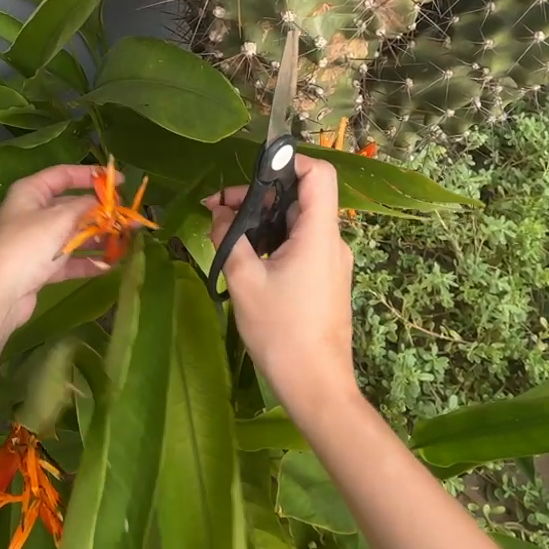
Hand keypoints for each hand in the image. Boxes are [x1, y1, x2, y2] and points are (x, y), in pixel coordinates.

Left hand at [0, 164, 111, 334]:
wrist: (0, 294)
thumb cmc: (28, 246)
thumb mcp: (60, 219)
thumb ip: (86, 208)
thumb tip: (104, 203)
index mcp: (31, 192)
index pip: (64, 175)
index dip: (92, 175)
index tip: (121, 182)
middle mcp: (32, 212)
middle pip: (71, 206)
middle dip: (100, 213)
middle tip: (127, 218)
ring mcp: (36, 241)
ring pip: (72, 234)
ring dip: (97, 238)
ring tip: (125, 242)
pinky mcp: (40, 267)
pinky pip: (68, 259)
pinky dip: (87, 262)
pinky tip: (109, 266)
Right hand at [207, 156, 358, 407]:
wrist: (316, 388)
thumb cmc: (281, 331)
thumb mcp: (243, 279)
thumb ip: (229, 237)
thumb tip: (219, 213)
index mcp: (318, 235)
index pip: (318, 174)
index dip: (288, 161)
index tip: (250, 172)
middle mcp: (331, 242)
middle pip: (299, 197)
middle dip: (257, 195)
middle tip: (218, 210)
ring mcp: (330, 262)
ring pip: (295, 222)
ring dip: (260, 219)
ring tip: (224, 233)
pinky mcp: (324, 279)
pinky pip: (298, 243)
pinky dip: (271, 239)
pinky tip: (244, 256)